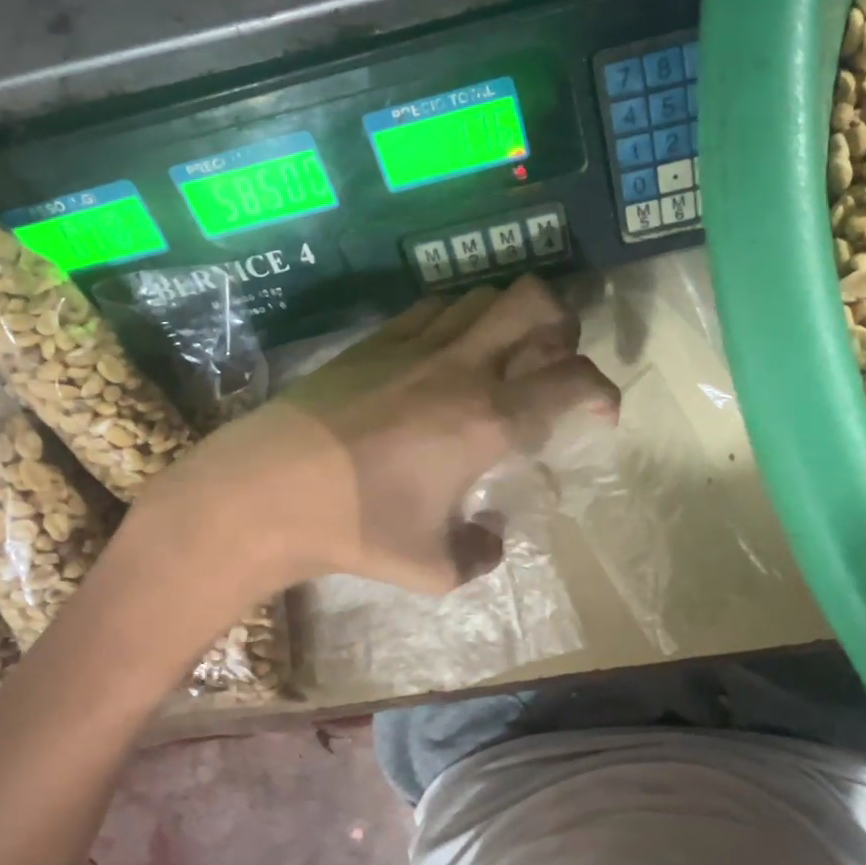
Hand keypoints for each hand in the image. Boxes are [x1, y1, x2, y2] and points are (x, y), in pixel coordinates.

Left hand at [134, 274, 619, 594]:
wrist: (261, 495)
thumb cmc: (355, 532)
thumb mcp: (433, 569)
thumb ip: (479, 554)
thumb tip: (491, 534)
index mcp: (489, 422)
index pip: (573, 381)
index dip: (604, 391)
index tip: (602, 413)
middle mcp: (462, 368)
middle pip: (536, 302)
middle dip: (562, 325)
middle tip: (552, 363)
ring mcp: (415, 345)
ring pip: (484, 296)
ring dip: (508, 319)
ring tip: (501, 358)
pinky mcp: (374, 340)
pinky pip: (434, 307)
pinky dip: (459, 321)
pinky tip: (444, 359)